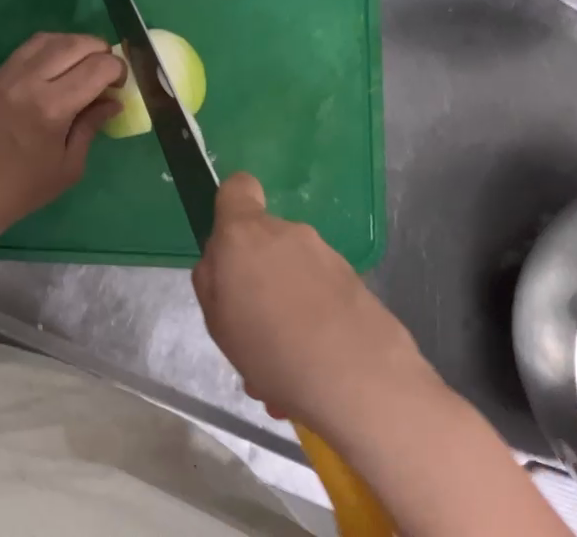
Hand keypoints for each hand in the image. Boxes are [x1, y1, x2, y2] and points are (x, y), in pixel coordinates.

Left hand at [0, 33, 125, 235]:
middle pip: (72, 43)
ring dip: (68, 45)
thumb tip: (113, 101)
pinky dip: (40, 58)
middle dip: (98, 50)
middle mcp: (25, 82)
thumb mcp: (70, 165)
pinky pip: (17, 56)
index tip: (118, 84)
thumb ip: (91, 125)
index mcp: (51, 107)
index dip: (117, 70)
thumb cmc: (24, 188)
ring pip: (42, 40)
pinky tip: (45, 78)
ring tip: (78, 64)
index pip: (97, 67)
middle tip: (104, 69)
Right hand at [192, 174, 439, 435]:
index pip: (238, 188)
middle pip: (266, 242)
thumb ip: (212, 279)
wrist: (364, 387)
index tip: (230, 242)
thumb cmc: (269, 347)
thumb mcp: (215, 318)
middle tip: (252, 324)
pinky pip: (324, 300)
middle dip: (258, 276)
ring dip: (288, 307)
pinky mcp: (364, 290)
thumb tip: (224, 264)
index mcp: (245, 234)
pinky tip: (311, 371)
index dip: (232, 205)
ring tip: (284, 362)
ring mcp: (332, 261)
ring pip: (296, 276)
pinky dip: (316, 325)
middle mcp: (291, 236)